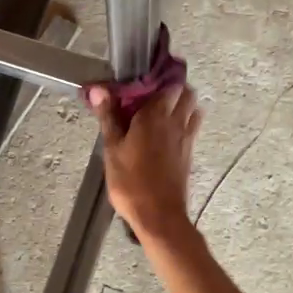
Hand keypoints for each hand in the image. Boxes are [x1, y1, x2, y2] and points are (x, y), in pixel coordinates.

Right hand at [87, 84, 203, 247]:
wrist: (159, 215)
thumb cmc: (131, 181)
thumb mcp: (112, 148)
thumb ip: (108, 116)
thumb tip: (99, 88)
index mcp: (155, 115)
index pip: (166, 84)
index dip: (157, 78)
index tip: (143, 79)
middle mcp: (176, 121)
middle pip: (186, 93)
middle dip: (174, 88)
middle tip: (153, 93)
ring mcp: (187, 138)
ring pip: (193, 109)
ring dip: (183, 103)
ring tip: (164, 109)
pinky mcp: (190, 153)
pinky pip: (193, 127)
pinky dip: (187, 121)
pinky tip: (171, 131)